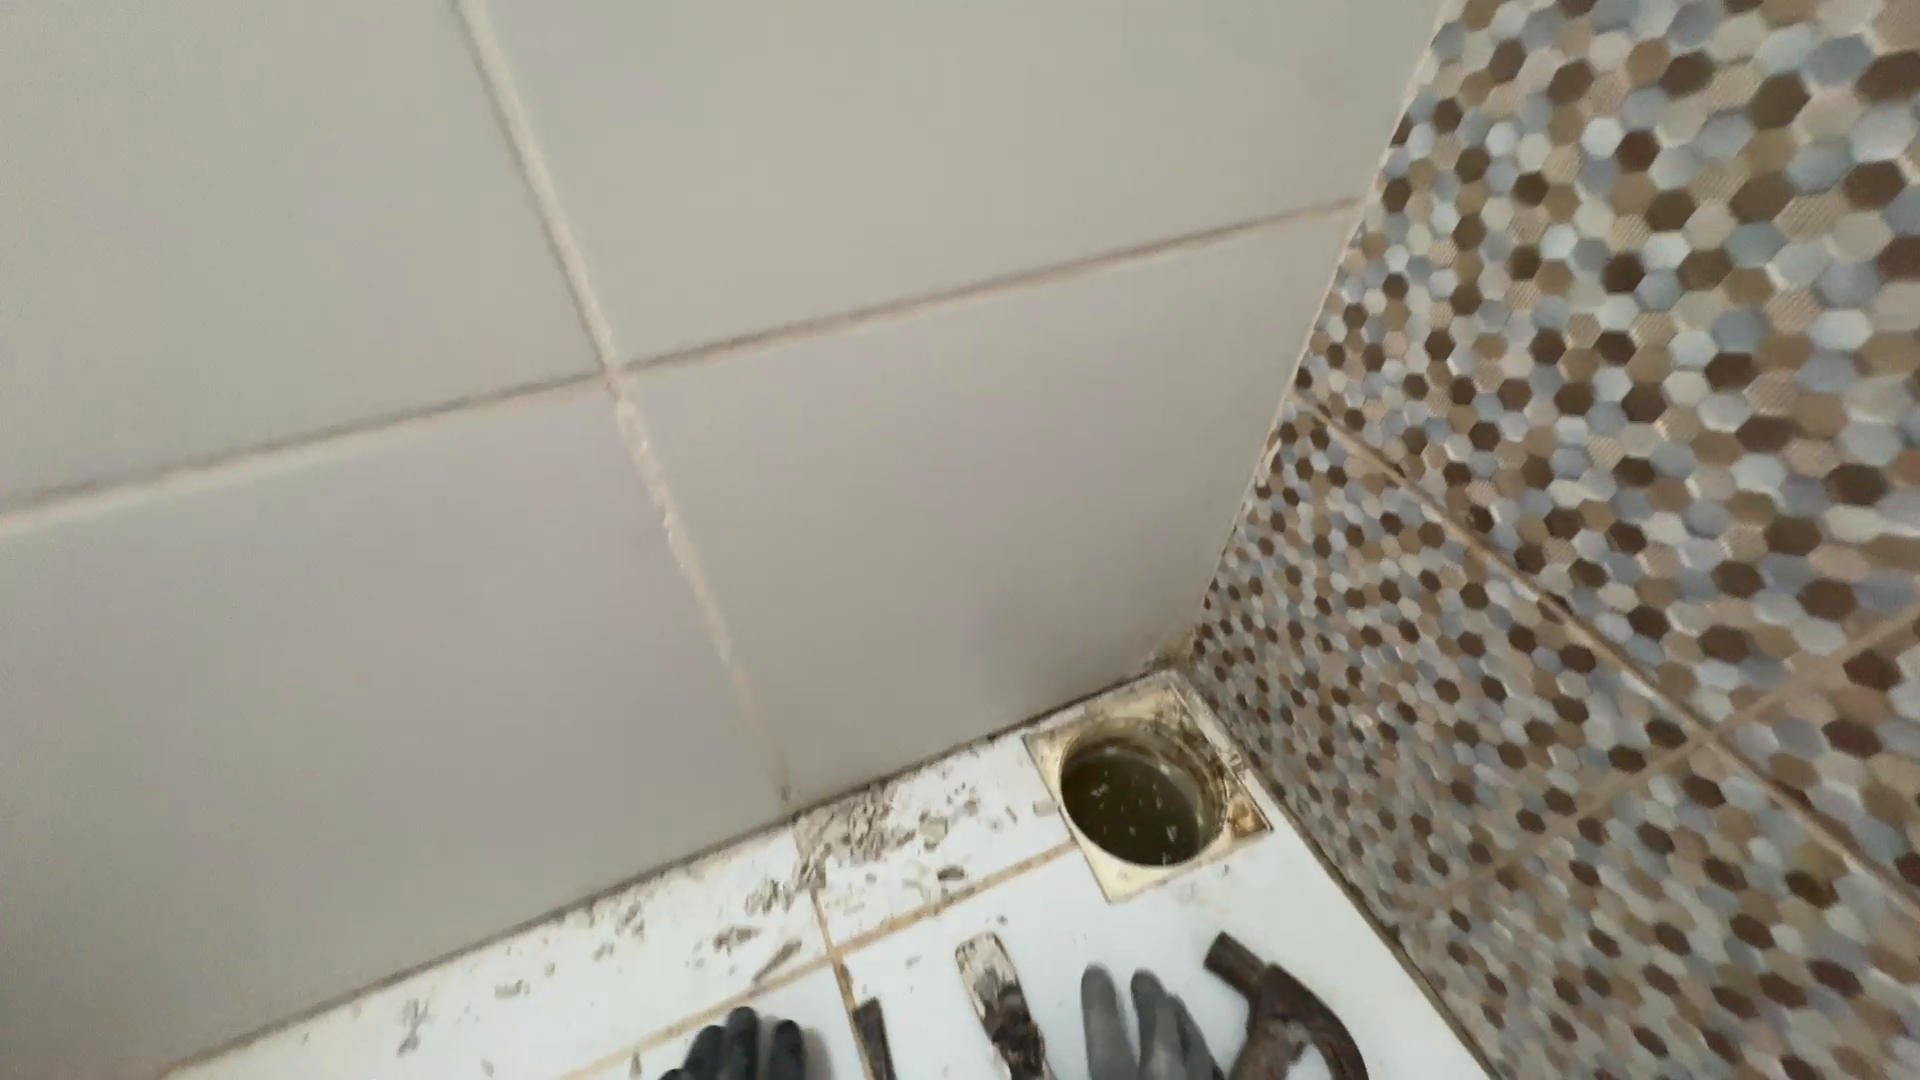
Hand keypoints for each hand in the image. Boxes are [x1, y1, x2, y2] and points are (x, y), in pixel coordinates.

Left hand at [655, 1007, 804, 1079]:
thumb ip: (791, 1077)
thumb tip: (818, 1072)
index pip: (786, 1074)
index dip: (788, 1050)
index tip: (787, 1025)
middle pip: (740, 1064)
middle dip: (741, 1036)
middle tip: (743, 1012)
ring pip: (700, 1071)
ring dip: (705, 1050)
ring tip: (710, 1031)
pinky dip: (674, 1078)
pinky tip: (677, 1072)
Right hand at [1082, 967, 1221, 1079]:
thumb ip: (1069, 1078)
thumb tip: (1050, 1052)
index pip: (1106, 1035)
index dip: (1099, 1001)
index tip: (1096, 970)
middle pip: (1161, 1035)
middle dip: (1151, 1001)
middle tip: (1142, 975)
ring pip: (1196, 1051)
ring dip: (1184, 1022)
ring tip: (1174, 1001)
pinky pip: (1217, 1076)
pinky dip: (1207, 1058)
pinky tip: (1202, 1051)